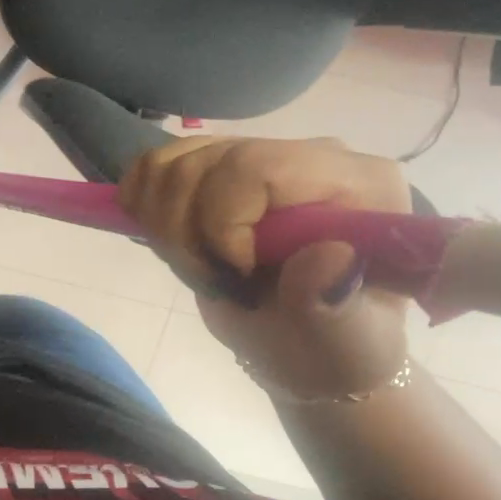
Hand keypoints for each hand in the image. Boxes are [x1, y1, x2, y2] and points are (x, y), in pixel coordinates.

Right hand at [119, 137, 412, 396]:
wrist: (305, 342)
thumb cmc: (330, 344)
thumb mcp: (341, 340)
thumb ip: (336, 301)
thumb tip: (330, 254)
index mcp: (358, 184)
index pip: (258, 166)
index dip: (221, 221)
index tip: (235, 275)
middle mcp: (308, 155)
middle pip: (202, 164)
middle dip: (184, 231)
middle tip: (211, 281)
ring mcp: (257, 155)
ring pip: (169, 164)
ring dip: (162, 224)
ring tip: (197, 265)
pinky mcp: (216, 165)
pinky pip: (154, 164)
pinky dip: (142, 202)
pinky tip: (167, 237)